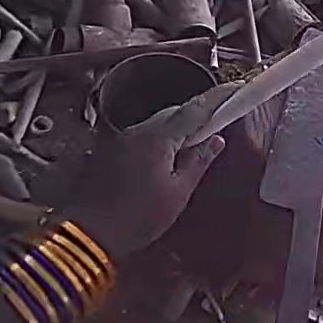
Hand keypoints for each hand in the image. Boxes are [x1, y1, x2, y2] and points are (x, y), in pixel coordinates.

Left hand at [64, 82, 233, 257]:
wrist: (88, 234)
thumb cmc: (138, 218)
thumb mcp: (177, 194)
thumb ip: (198, 162)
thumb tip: (216, 139)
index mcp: (159, 137)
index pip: (194, 109)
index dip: (216, 98)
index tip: (234, 88)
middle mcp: (138, 130)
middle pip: (173, 113)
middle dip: (196, 114)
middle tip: (216, 122)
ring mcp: (122, 138)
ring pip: (156, 123)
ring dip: (176, 127)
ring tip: (192, 143)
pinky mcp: (111, 149)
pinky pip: (143, 135)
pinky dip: (159, 138)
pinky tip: (165, 155)